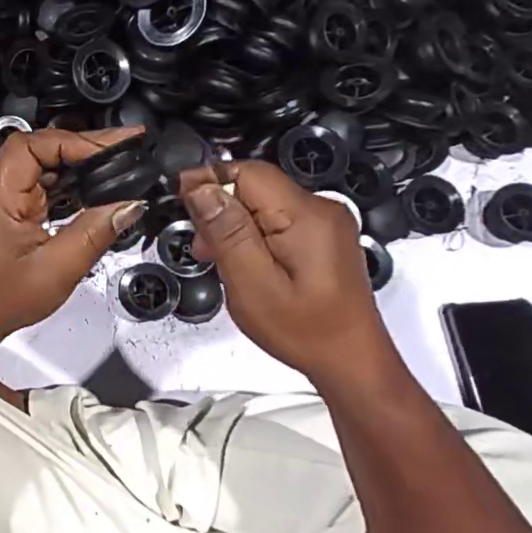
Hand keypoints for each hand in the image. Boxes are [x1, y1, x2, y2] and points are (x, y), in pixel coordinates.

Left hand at [0, 127, 147, 349]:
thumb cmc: (2, 300)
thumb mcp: (58, 268)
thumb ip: (95, 232)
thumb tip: (129, 205)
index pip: (35, 145)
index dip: (76, 141)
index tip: (113, 145)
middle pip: (43, 149)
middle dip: (85, 148)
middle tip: (125, 148)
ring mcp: (6, 201)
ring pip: (46, 166)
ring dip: (81, 166)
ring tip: (117, 167)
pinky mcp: (15, 213)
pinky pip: (45, 186)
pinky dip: (72, 186)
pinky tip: (95, 192)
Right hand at [177, 161, 385, 375]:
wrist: (349, 360)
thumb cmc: (308, 331)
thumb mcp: (252, 284)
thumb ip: (227, 233)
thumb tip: (204, 191)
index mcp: (305, 217)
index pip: (247, 172)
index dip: (209, 181)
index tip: (182, 194)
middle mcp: (321, 211)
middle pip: (255, 187)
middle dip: (221, 211)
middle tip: (202, 246)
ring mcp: (325, 224)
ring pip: (264, 205)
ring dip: (235, 227)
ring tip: (224, 262)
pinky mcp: (323, 238)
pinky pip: (278, 222)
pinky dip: (254, 237)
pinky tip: (246, 265)